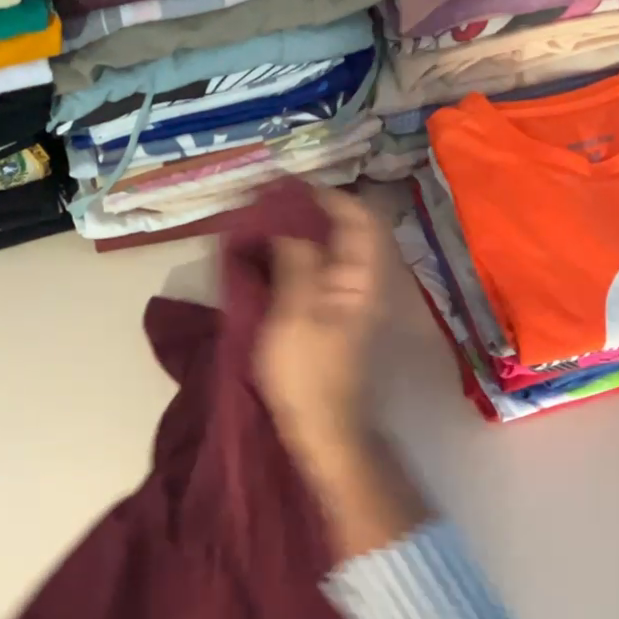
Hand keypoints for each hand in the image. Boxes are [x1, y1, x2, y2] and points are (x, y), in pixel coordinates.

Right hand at [255, 186, 396, 473]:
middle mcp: (360, 284)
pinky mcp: (327, 321)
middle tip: (263, 208)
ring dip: (294, 238)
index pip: (357, 217)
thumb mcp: (296, 312)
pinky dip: (289, 263)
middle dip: (304, 214)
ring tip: (257, 230)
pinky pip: (312, 277)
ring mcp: (344, 304)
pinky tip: (263, 265)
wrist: (319, 430)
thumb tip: (288, 221)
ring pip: (325, 255)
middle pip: (341, 233)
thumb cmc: (307, 373)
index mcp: (361, 278)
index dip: (324, 196)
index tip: (282, 189)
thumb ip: (295, 261)